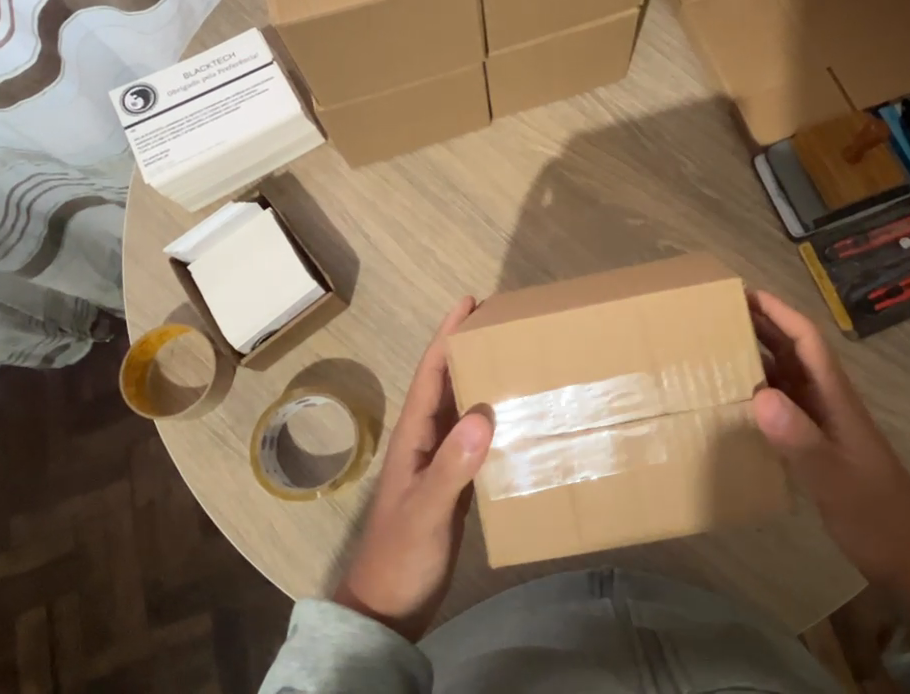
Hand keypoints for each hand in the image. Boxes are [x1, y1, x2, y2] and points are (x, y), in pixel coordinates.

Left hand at [333, 297, 493, 640]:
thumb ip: (451, 466)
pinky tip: (520, 419)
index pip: (431, 375)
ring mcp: (441, 462)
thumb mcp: (426, 510)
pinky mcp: (457, 484)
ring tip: (519, 358)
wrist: (389, 607)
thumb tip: (484, 414)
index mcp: (414, 436)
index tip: (469, 302)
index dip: (447, 336)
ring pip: (464, 409)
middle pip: (448, 383)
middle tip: (506, 322)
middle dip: (470, 349)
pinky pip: (478, 440)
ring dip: (485, 381)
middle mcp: (427, 440)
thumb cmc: (401, 555)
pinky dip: (496, 421)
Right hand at [748, 290, 909, 644]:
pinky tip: (733, 402)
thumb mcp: (834, 480)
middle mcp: (828, 402)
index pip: (806, 340)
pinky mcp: (816, 447)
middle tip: (715, 313)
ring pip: (786, 376)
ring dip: (756, 356)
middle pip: (793, 350)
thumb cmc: (876, 516)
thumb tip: (758, 394)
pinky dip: (757, 393)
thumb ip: (799, 439)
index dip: (778, 311)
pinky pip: (781, 407)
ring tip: (714, 347)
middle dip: (760, 325)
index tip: (742, 292)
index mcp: (836, 398)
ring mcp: (823, 424)